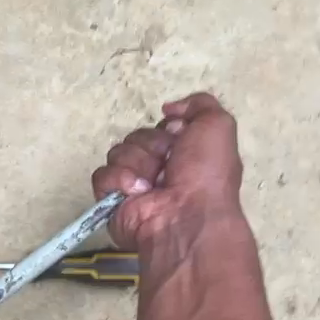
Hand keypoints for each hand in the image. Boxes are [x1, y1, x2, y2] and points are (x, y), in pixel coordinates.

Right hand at [91, 92, 244, 252]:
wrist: (185, 214)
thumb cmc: (205, 173)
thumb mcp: (217, 126)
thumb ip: (200, 104)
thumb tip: (169, 108)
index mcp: (182, 154)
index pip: (159, 128)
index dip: (168, 130)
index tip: (179, 138)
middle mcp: (157, 168)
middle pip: (136, 137)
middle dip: (151, 146)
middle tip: (166, 164)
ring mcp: (132, 184)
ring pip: (117, 153)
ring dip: (136, 164)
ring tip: (151, 183)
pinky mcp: (110, 199)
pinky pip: (102, 175)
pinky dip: (118, 180)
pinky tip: (136, 192)